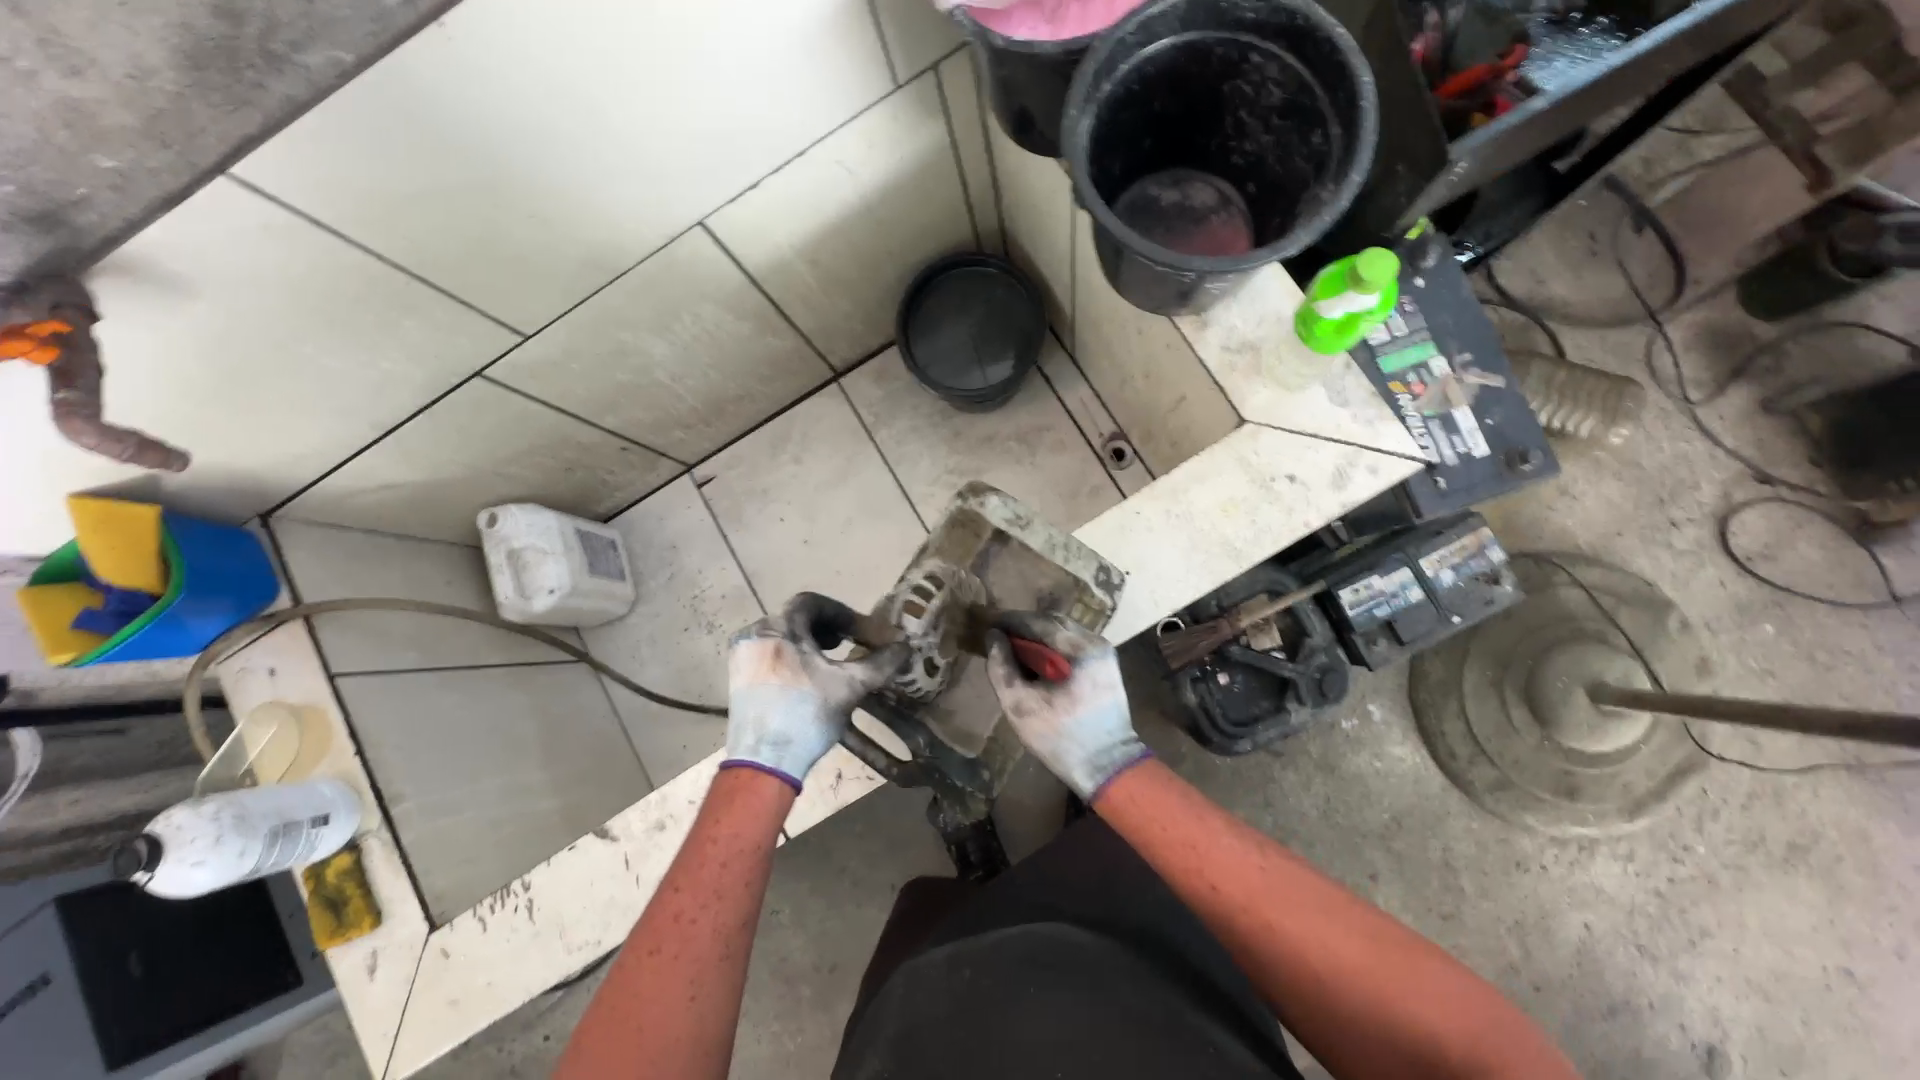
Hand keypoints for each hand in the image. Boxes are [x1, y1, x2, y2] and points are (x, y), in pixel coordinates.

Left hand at [724, 593, 909, 790]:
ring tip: (829, 662)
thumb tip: (905, 647)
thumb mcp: (850, 686)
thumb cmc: (807, 715)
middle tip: (847, 644)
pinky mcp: (737, 678)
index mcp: (779, 628)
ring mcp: (742, 657)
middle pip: (795, 619)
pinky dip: (790, 658)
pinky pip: (768, 655)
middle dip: (825, 629)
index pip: (812, 602)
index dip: (841, 613)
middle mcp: (755, 634)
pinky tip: (806, 680)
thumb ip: (879, 663)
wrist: (764, 760)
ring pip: (781, 637)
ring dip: (808, 643)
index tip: (859, 632)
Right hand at [984, 612, 1149, 800]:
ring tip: (1014, 650)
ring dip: (1038, 637)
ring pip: (1064, 633)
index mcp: (1080, 649)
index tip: (987, 625)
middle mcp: (1096, 643)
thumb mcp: (1020, 706)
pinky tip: (1036, 662)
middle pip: (1053, 622)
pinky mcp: (1105, 665)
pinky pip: (1073, 646)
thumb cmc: (1061, 737)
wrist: (1107, 766)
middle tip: (998, 637)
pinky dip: (1052, 648)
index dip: (1010, 620)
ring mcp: (1104, 653)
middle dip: (1024, 627)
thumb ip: (1002, 668)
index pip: (1038, 622)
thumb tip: (993, 637)